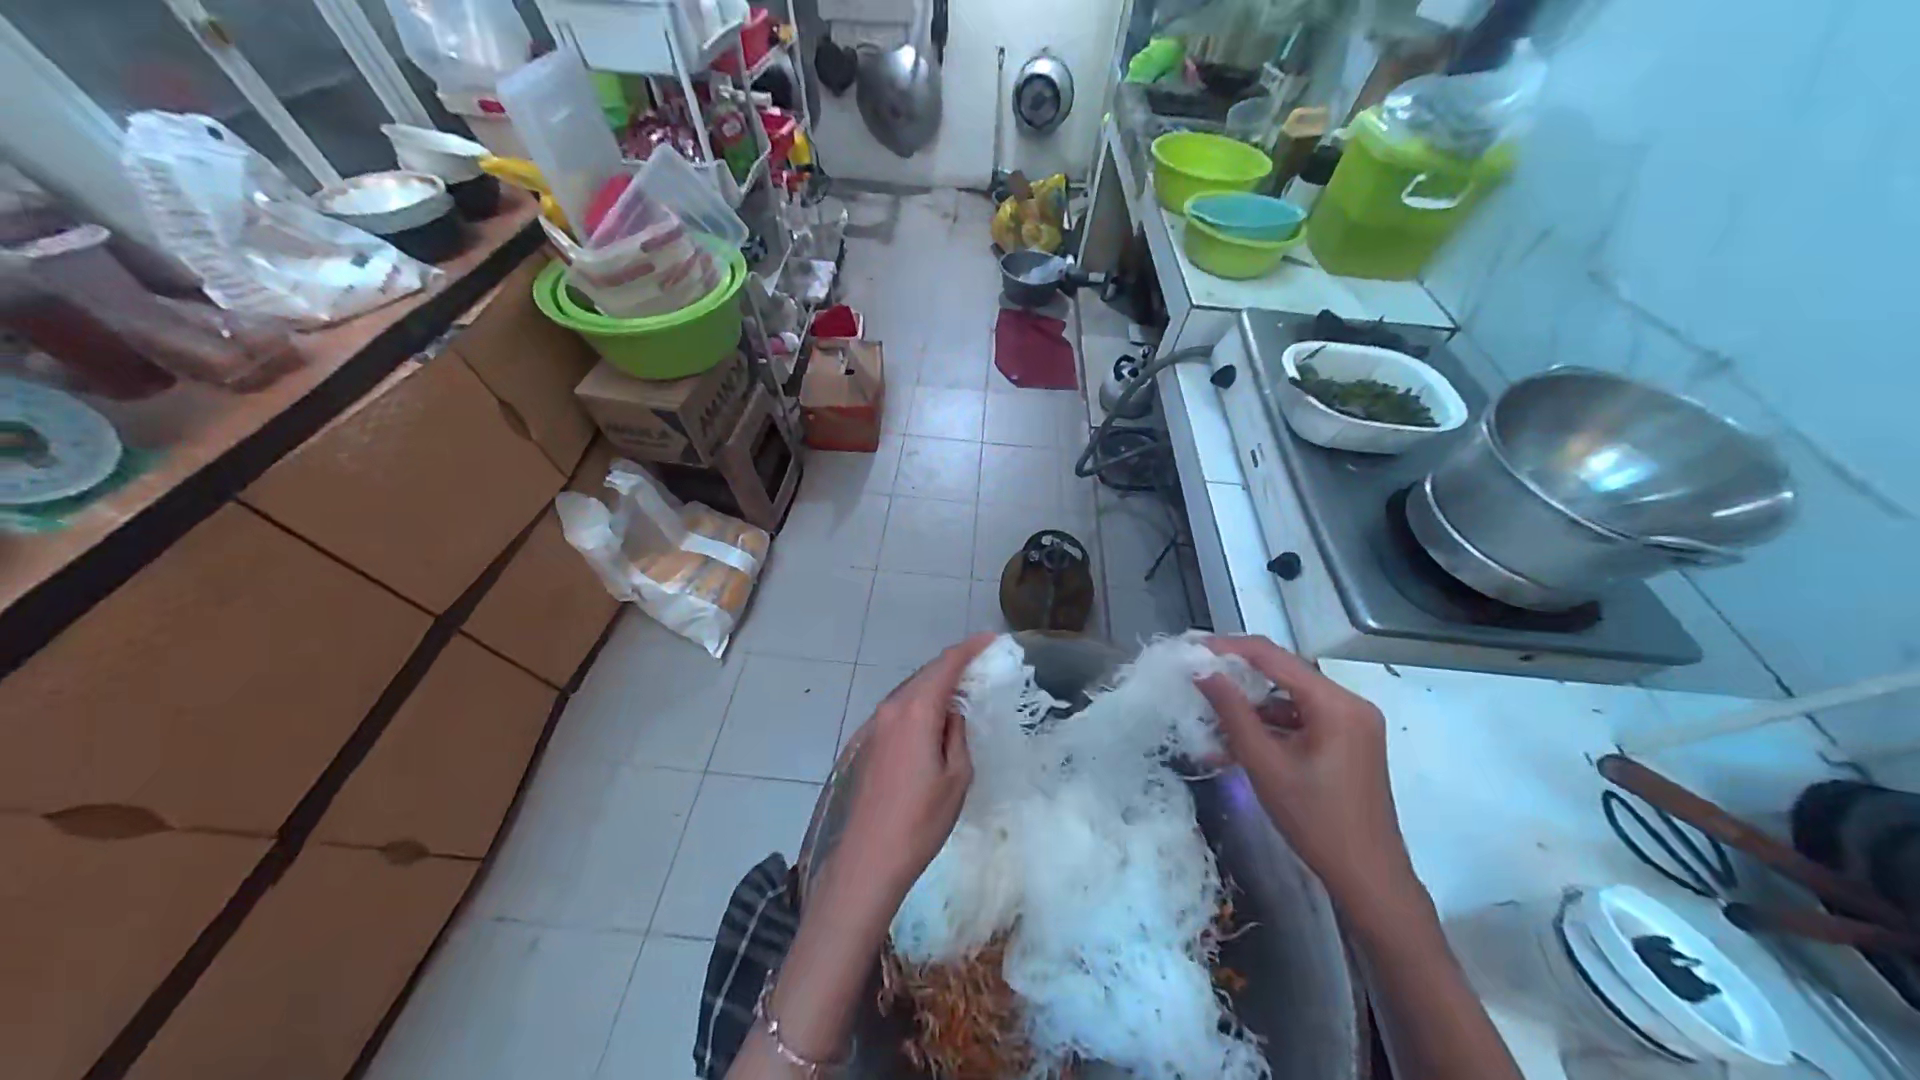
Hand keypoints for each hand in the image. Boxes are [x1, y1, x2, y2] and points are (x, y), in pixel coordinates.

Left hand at [833, 634, 994, 906]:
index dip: (969, 649)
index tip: (991, 640)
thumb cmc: (921, 821)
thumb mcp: (957, 776)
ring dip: (935, 685)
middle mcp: (890, 709)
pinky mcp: (866, 743)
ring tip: (961, 689)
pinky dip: (919, 704)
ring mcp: (873, 725)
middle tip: (980, 664)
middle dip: (953, 665)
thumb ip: (957, 733)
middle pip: (925, 675)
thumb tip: (952, 712)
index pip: (945, 666)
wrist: (868, 858)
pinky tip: (932, 718)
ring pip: (909, 691)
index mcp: (916, 712)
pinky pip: (898, 710)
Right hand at [1195, 636, 1418, 907]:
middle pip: (1284, 674)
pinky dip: (1270, 726)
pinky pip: (1301, 719)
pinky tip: (1235, 741)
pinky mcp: (1347, 741)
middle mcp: (1349, 703)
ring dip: (1251, 706)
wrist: (1367, 877)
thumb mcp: (1264, 763)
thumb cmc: (1315, 820)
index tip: (1193, 650)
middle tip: (1197, 677)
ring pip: (1289, 698)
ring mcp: (1351, 723)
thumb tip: (1203, 673)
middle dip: (1238, 676)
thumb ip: (1232, 712)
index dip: (1230, 649)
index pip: (1274, 657)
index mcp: (1336, 703)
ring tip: (1210, 715)